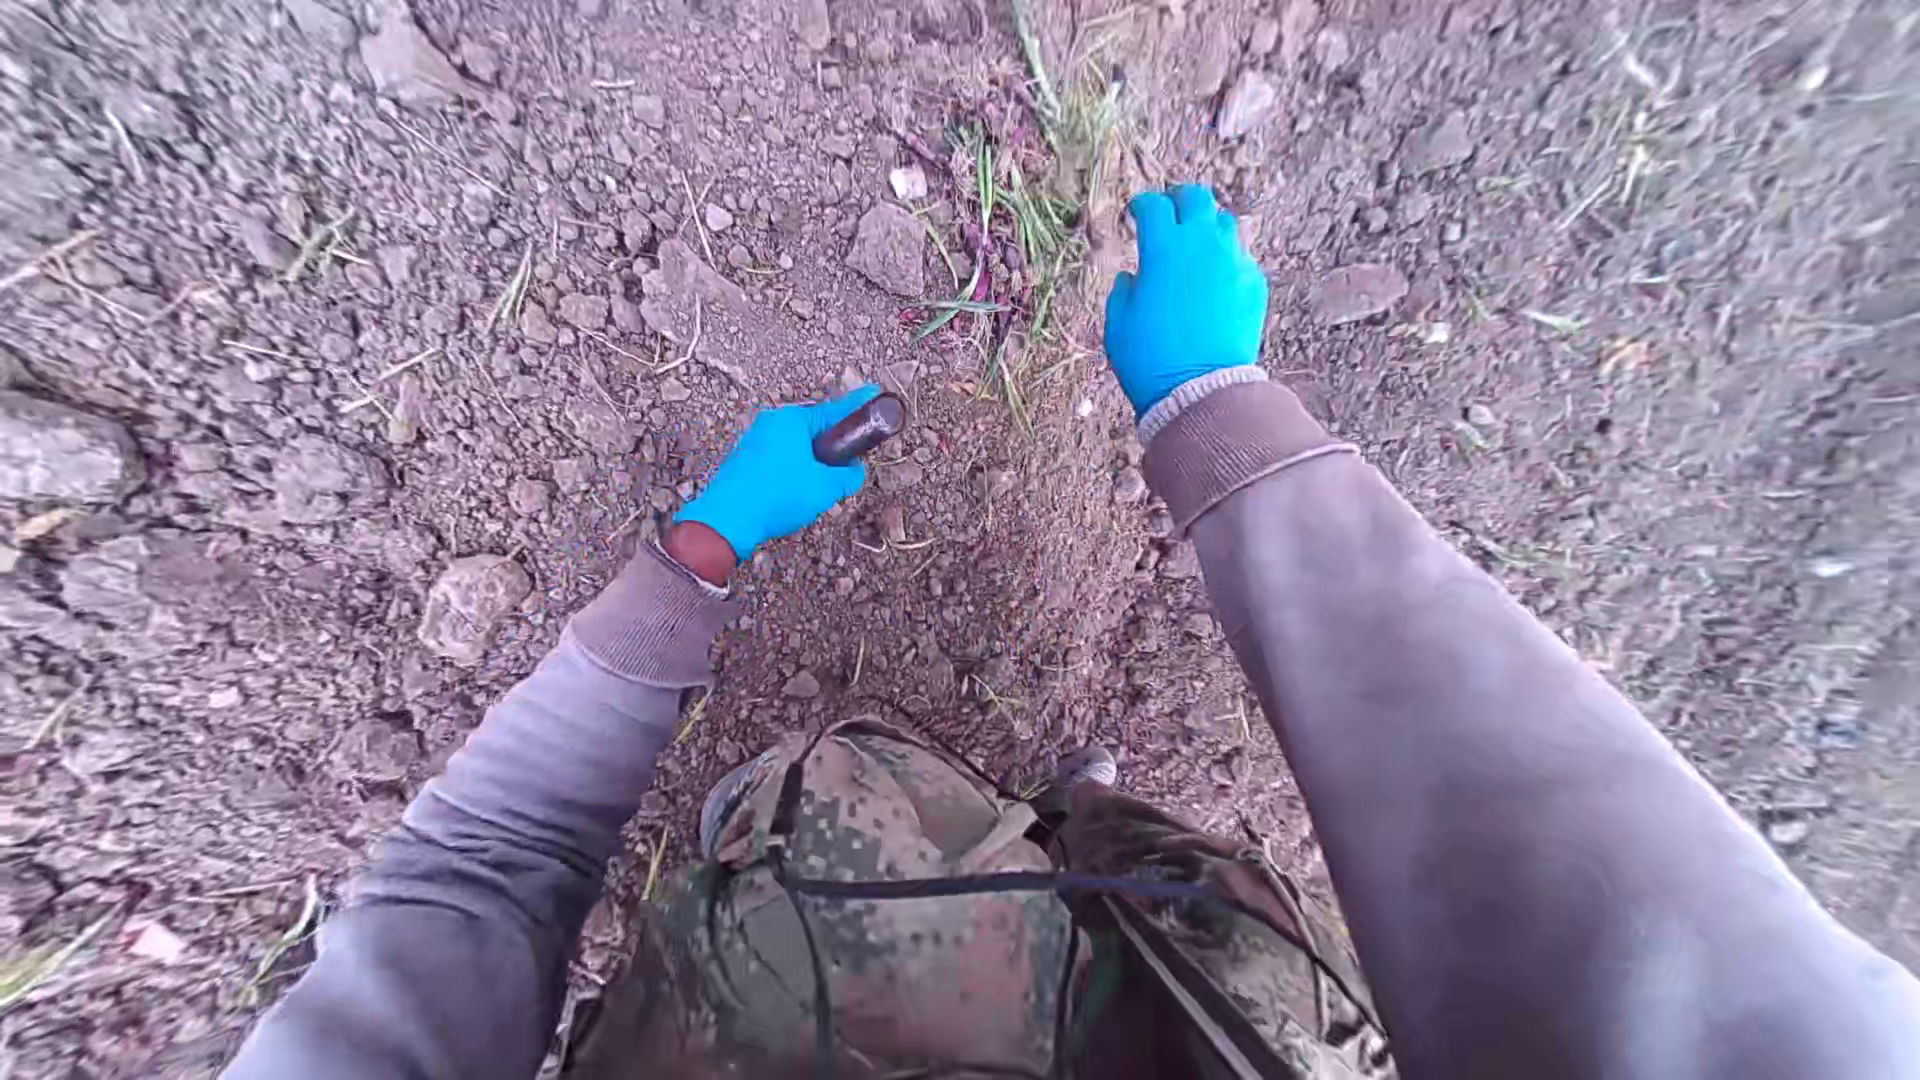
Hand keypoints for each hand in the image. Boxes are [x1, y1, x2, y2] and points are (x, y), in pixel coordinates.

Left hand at [675, 385, 880, 559]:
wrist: (730, 521)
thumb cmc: (774, 497)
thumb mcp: (826, 488)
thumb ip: (848, 475)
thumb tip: (854, 471)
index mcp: (792, 421)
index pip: (835, 410)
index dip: (858, 407)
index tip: (873, 396)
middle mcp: (772, 423)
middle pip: (817, 430)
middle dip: (833, 449)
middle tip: (846, 466)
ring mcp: (757, 440)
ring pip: (799, 446)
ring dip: (814, 463)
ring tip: (818, 487)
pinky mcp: (749, 458)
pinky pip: (782, 458)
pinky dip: (795, 470)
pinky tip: (798, 492)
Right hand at [1103, 184, 1268, 415]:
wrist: (1198, 390)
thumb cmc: (1149, 361)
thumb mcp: (1118, 327)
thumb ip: (1122, 292)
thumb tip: (1132, 277)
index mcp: (1164, 250)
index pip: (1154, 206)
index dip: (1141, 206)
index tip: (1135, 214)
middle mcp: (1203, 245)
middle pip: (1197, 198)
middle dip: (1179, 201)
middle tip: (1169, 215)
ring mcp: (1233, 262)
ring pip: (1224, 223)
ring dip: (1206, 227)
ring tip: (1194, 247)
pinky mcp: (1253, 284)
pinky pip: (1239, 259)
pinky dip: (1223, 261)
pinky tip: (1212, 283)